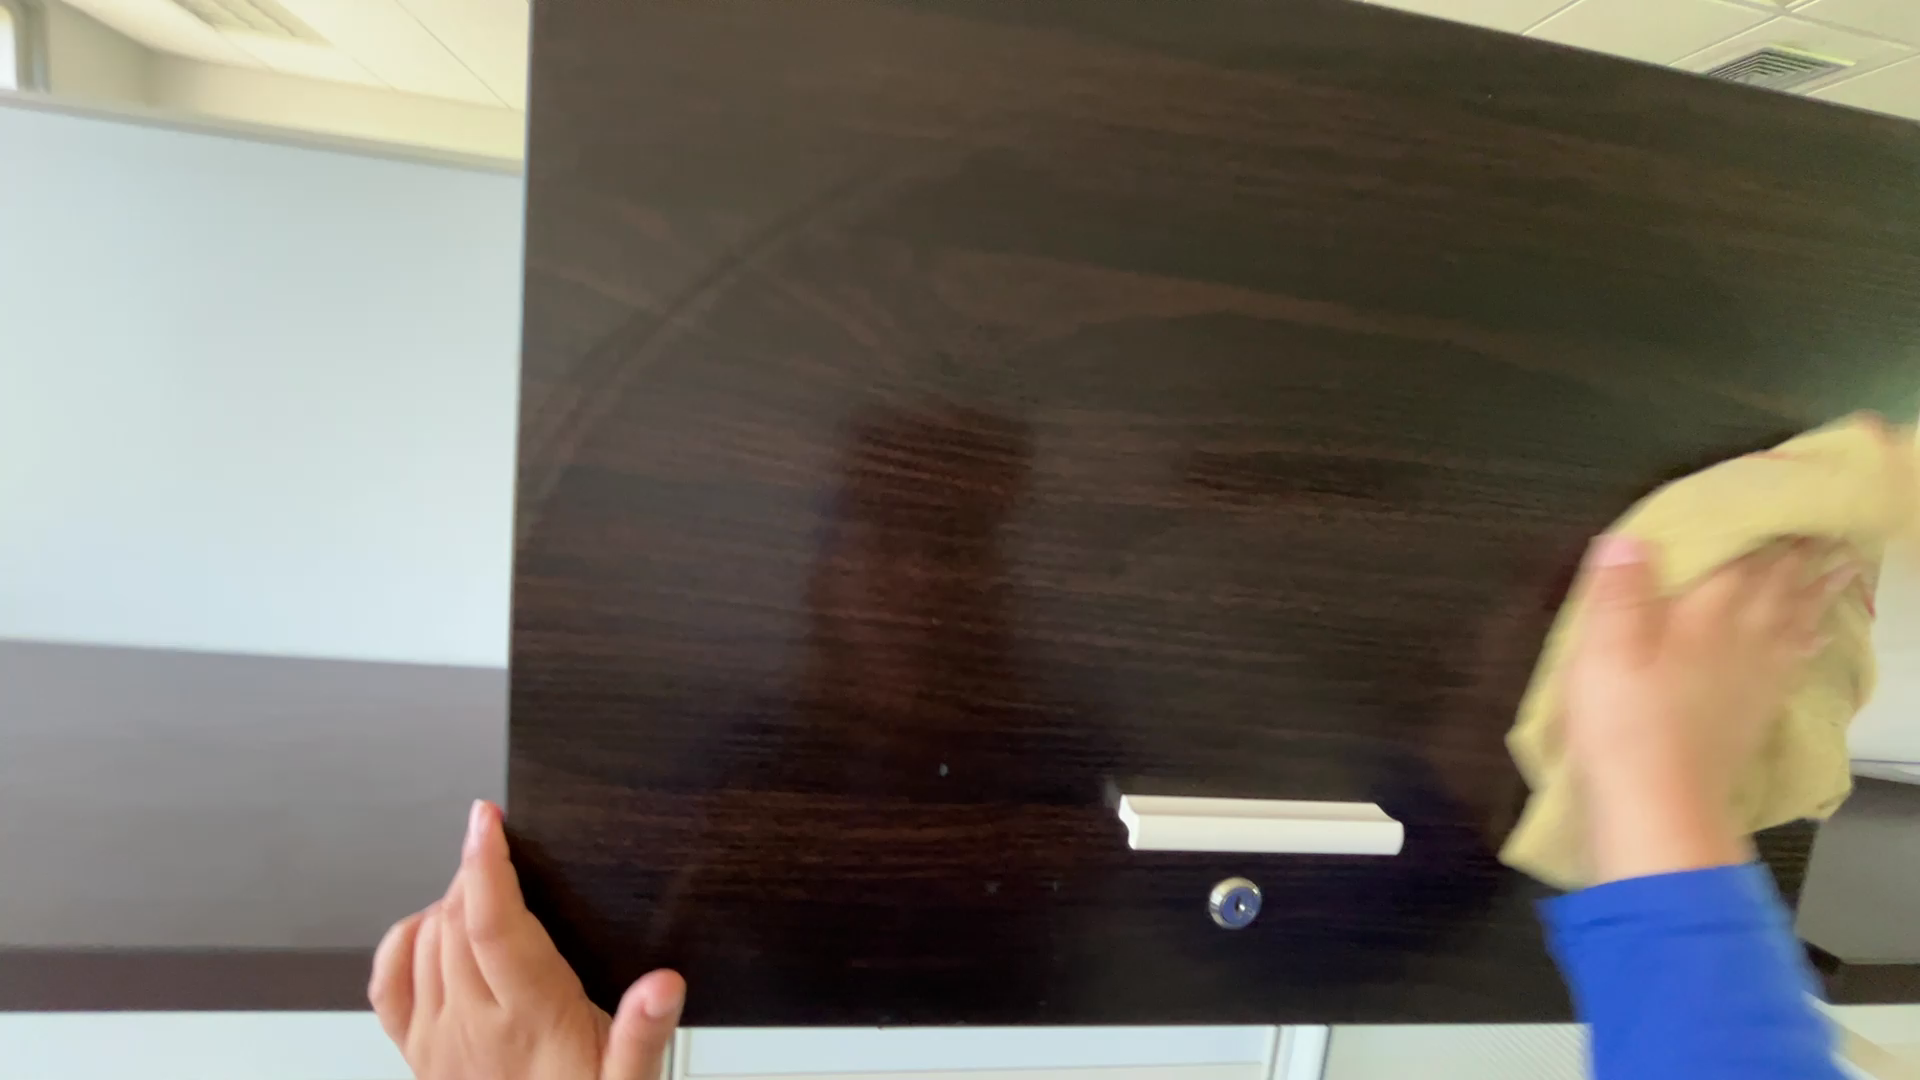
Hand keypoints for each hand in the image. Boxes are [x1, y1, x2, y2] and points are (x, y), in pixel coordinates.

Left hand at [369, 800, 685, 1079]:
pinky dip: (407, 938)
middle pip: (454, 920)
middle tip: (511, 845)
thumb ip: (645, 1035)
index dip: (486, 864)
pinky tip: (434, 923)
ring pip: (423, 941)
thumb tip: (663, 984)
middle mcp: (471, 1025)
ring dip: (451, 895)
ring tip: (487, 877)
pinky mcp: (419, 1051)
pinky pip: (389, 982)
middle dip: (478, 867)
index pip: (493, 925)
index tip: (488, 819)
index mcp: (528, 1018)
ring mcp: (435, 1039)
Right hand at [1564, 535, 1856, 883]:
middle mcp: (1738, 641)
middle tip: (1828, 525)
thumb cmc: (1620, 720)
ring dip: (1819, 590)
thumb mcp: (1600, 648)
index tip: (1785, 504)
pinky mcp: (1753, 708)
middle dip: (1801, 554)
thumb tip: (1630, 540)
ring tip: (1844, 566)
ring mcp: (1753, 677)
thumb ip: (1617, 594)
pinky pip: (1792, 660)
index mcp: (1700, 621)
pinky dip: (1809, 638)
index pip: (1741, 565)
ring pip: (1796, 620)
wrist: (1655, 798)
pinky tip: (1815, 634)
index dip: (1763, 532)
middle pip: (1778, 589)